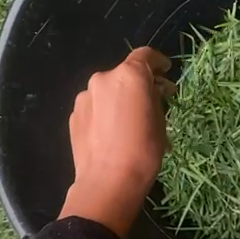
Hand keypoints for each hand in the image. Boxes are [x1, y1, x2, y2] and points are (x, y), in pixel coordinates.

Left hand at [58, 46, 172, 238]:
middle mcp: (103, 78)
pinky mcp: (74, 115)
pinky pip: (95, 106)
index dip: (158, 62)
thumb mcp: (160, 122)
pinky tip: (113, 132)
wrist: (108, 182)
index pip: (145, 56)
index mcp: (129, 76)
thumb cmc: (143, 151)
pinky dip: (106, 112)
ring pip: (108, 90)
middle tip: (153, 101)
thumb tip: (153, 90)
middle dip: (139, 84)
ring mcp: (85, 97)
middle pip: (125, 73)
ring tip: (130, 121)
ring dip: (120, 98)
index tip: (166, 72)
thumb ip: (155, 98)